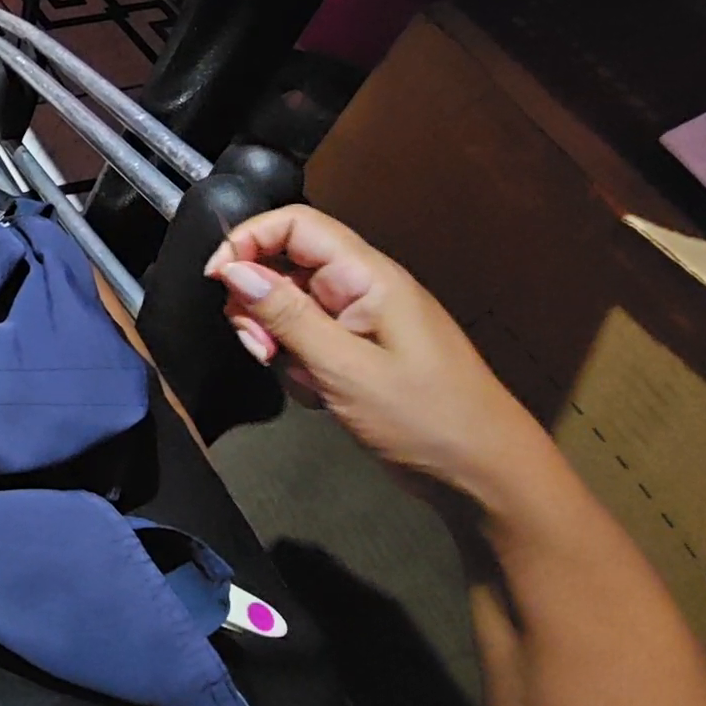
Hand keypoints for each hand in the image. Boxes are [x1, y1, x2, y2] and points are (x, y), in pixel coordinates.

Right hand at [203, 205, 548, 503]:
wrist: (489, 481)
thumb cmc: (425, 418)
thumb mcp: (344, 367)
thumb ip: (285, 315)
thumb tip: (232, 270)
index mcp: (368, 277)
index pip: (295, 224)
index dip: (247, 239)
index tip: (216, 279)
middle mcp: (359, 288)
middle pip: (280, 263)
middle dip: (253, 300)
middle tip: (256, 347)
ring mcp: (356, 319)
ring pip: (283, 302)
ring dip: (268, 333)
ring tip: (280, 368)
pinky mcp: (352, 348)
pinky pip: (300, 335)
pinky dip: (290, 357)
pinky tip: (311, 388)